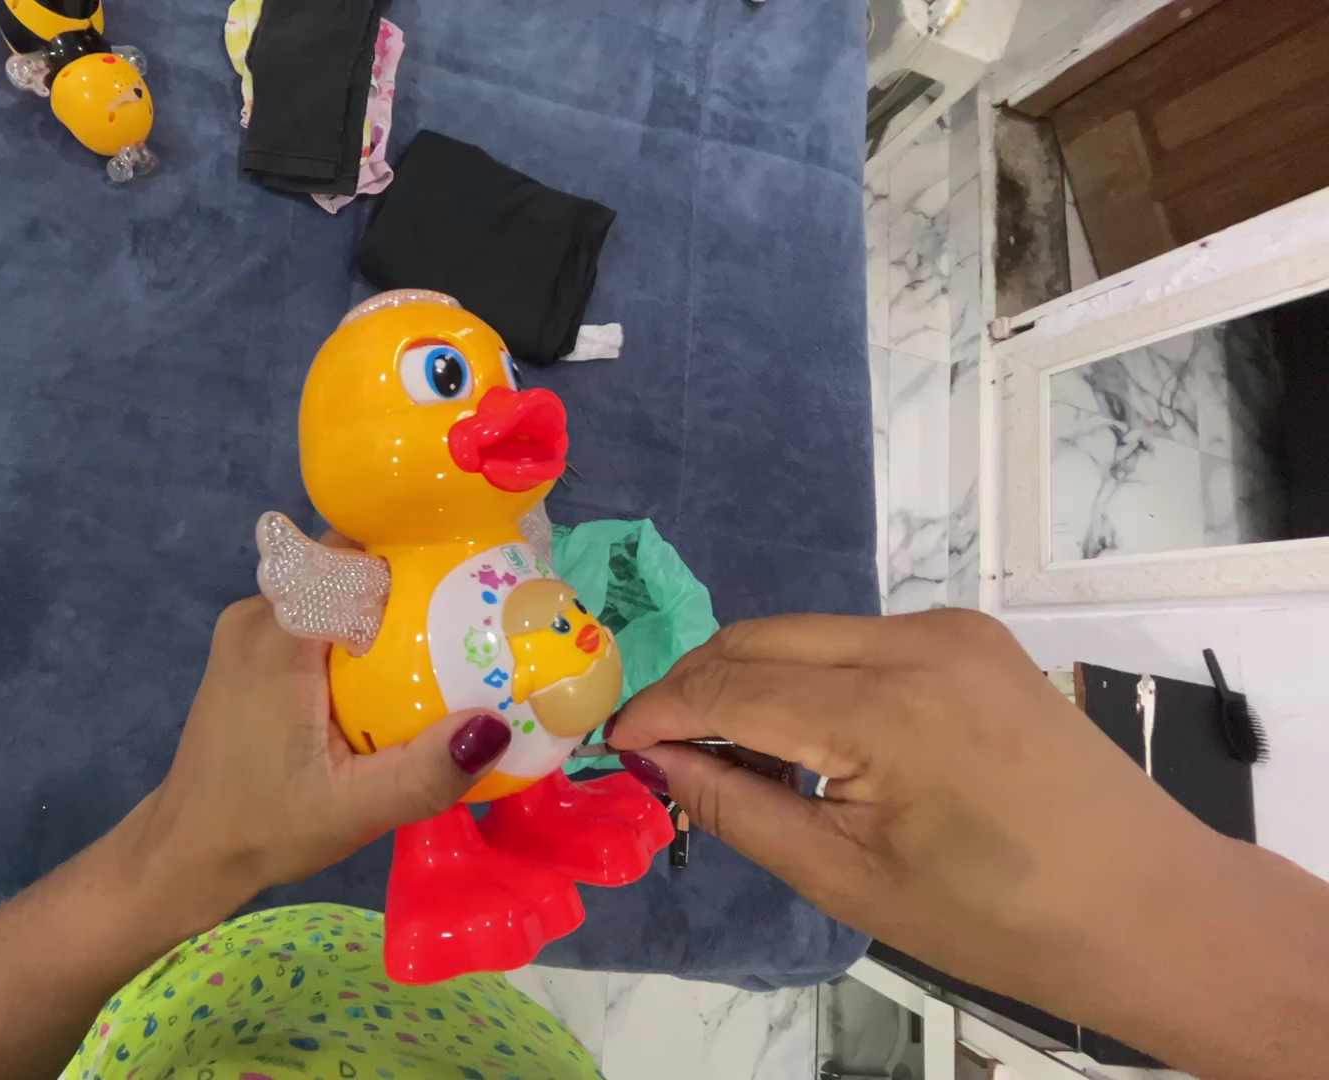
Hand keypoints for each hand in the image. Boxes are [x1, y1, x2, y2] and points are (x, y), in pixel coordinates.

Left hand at [140, 595, 511, 908]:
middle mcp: (257, 615)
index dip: (410, 561)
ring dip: (379, 611)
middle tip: (466, 619)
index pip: (351, 559)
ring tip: (437, 644)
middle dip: (405, 587)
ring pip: (329, 591)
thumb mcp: (351, 811)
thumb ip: (422, 773)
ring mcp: (247, 629)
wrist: (188, 850)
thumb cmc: (264, 828)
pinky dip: (352, 631)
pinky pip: (312, 615)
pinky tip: (386, 670)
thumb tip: (495, 725)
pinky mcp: (248, 649)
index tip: (466, 583)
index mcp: (277, 637)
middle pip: (344, 571)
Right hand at [605, 611, 1231, 1036]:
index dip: (659, 710)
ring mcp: (942, 628)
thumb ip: (729, 804)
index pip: (729, 686)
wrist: (1165, 913)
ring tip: (722, 742)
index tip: (617, 741)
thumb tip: (649, 757)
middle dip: (689, 687)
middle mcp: (913, 643)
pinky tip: (794, 725)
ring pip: (787, 632)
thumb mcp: (842, 877)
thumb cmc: (998, 918)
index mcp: (890, 713)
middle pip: (750, 640)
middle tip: (660, 742)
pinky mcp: (957, 631)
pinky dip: (790, 674)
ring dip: (736, 678)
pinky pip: (836, 637)